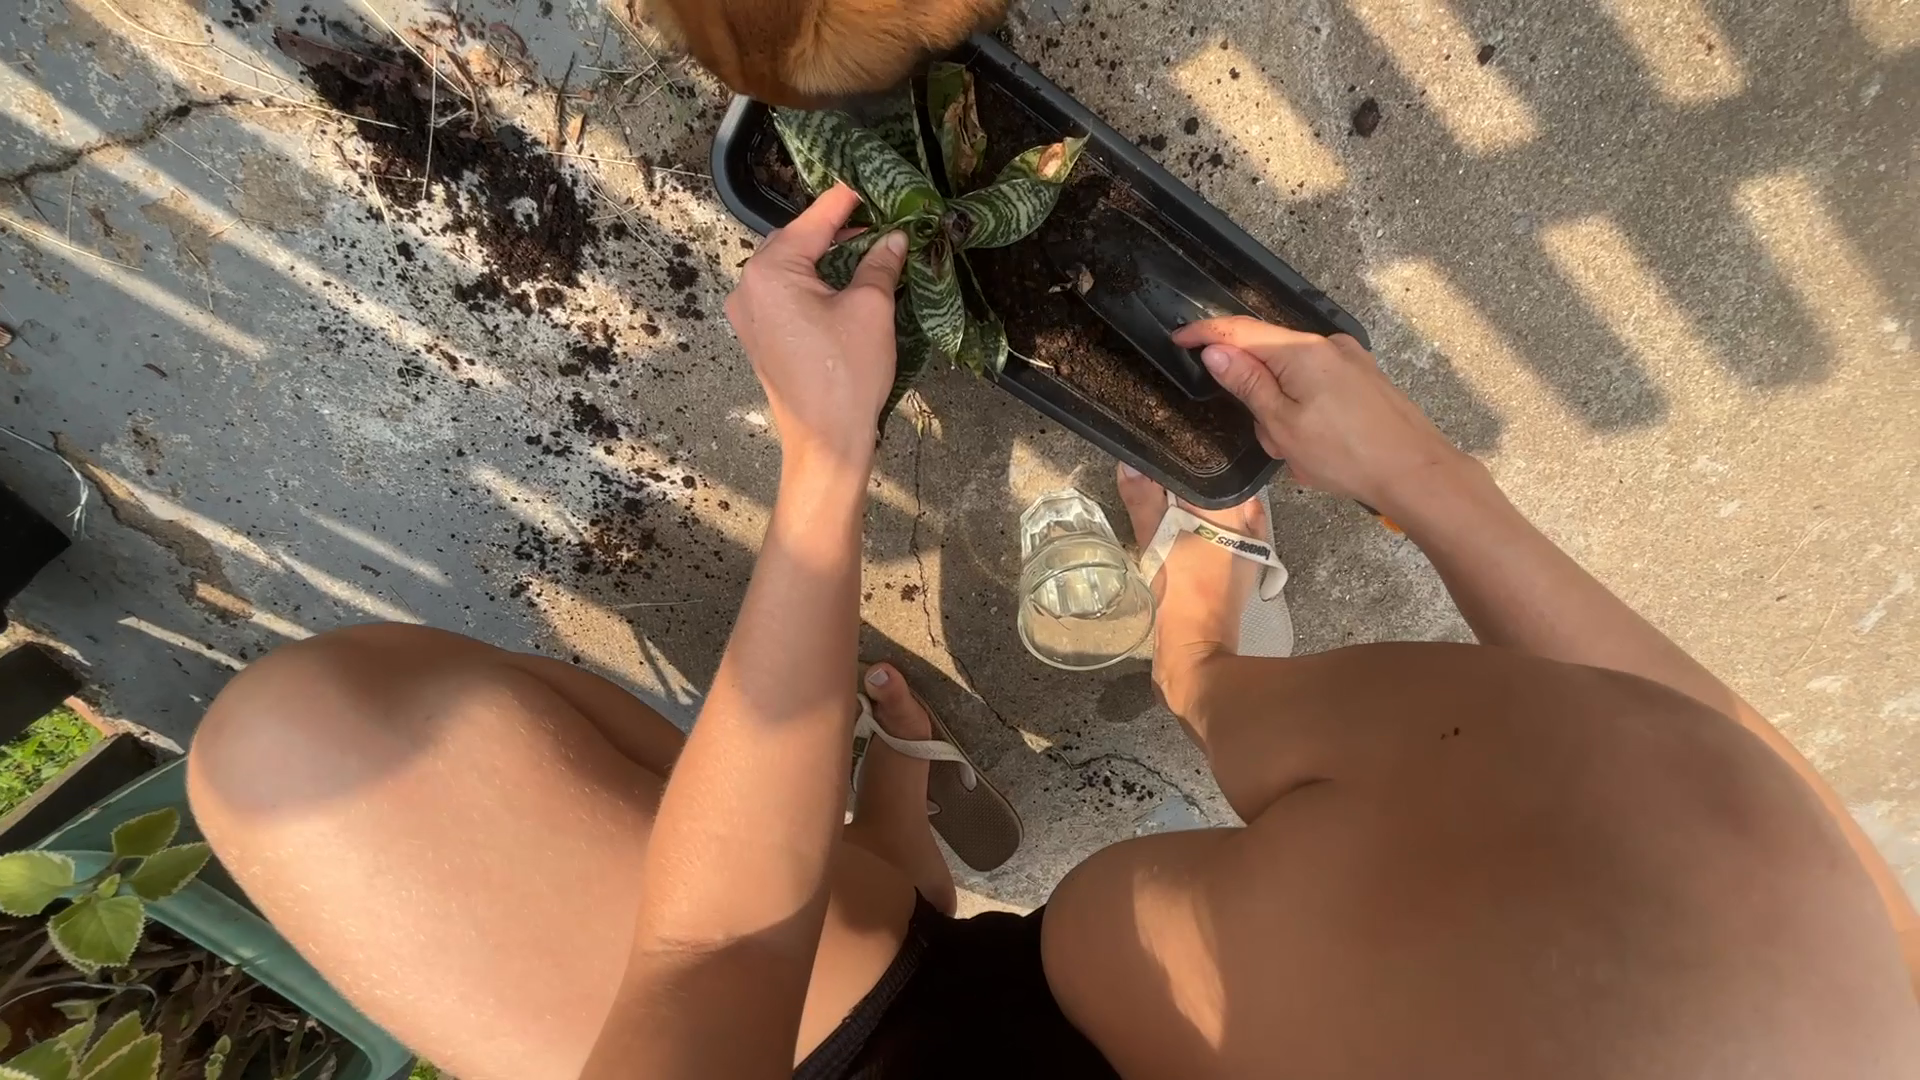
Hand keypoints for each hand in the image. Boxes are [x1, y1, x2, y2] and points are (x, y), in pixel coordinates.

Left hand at [726, 184, 909, 471]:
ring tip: (864, 255)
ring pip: (789, 273)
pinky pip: (784, 299)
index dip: (843, 201)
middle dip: (835, 234)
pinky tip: (841, 289)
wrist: (826, 441)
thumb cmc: (847, 374)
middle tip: (874, 225)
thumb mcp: (871, 310)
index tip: (864, 182)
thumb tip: (894, 238)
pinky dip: (812, 288)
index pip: (813, 222)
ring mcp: (748, 317)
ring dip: (825, 263)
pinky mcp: (758, 340)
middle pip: (795, 244)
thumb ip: (879, 264)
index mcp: (770, 271)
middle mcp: (747, 287)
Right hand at [1172, 317, 1472, 513]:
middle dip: (1257, 400)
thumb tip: (1215, 352)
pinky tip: (1317, 447)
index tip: (1177, 338)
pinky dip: (1303, 415)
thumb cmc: (1346, 454)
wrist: (1416, 474)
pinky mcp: (1361, 380)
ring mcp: (1349, 361)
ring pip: (1290, 379)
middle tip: (1272, 441)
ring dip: (1282, 414)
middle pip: (1267, 359)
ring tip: (1301, 454)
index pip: (1241, 331)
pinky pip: (1314, 388)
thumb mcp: (1282, 425)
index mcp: (1303, 352)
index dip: (1205, 333)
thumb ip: (1247, 384)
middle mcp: (1328, 346)